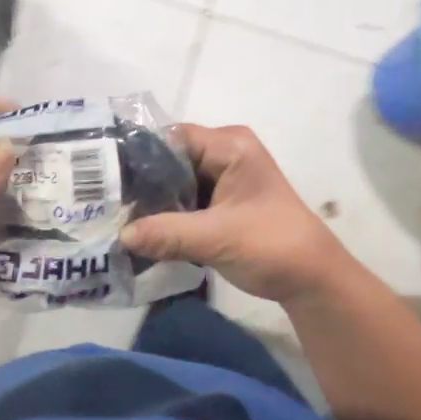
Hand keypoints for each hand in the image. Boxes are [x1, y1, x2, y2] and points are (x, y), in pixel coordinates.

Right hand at [120, 124, 356, 303]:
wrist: (314, 281)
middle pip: (170, 159)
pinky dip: (167, 214)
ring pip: (175, 182)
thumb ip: (166, 234)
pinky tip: (141, 230)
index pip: (171, 138)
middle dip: (142, 182)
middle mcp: (225, 153)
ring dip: (153, 202)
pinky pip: (185, 199)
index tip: (108, 180)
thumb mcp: (215, 238)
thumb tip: (120, 236)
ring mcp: (224, 178)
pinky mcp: (222, 202)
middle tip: (106, 203)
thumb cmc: (272, 245)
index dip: (140, 156)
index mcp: (230, 146)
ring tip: (116, 218)